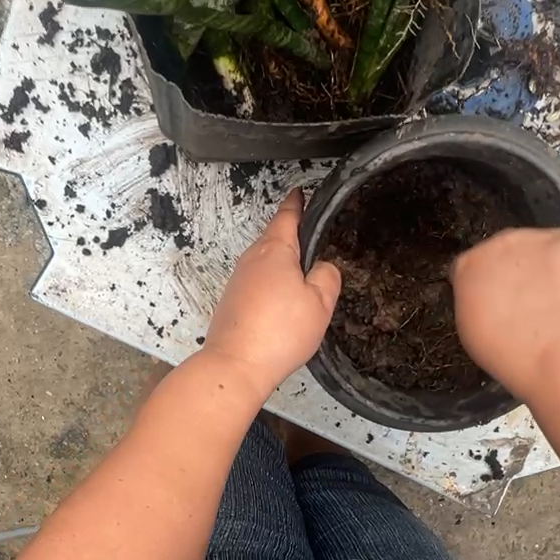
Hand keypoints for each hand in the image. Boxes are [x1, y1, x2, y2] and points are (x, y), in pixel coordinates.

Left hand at [200, 189, 342, 396]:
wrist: (235, 365)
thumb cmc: (277, 334)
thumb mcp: (320, 304)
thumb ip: (327, 277)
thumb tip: (323, 267)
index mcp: (274, 251)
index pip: (287, 215)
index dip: (297, 203)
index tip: (299, 194)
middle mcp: (251, 261)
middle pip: (273, 239)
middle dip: (291, 238)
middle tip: (310, 241)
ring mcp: (237, 282)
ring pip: (264, 264)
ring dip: (281, 268)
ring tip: (300, 281)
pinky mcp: (232, 303)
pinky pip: (255, 286)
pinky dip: (270, 289)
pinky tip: (281, 308)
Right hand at [450, 228, 559, 398]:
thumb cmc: (512, 351)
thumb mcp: (472, 332)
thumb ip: (474, 304)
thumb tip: (486, 298)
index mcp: (468, 267)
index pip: (468, 267)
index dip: (480, 286)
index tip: (491, 303)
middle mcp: (497, 245)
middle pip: (502, 251)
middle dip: (510, 272)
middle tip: (524, 303)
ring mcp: (535, 240)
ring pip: (535, 250)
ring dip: (540, 267)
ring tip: (552, 301)